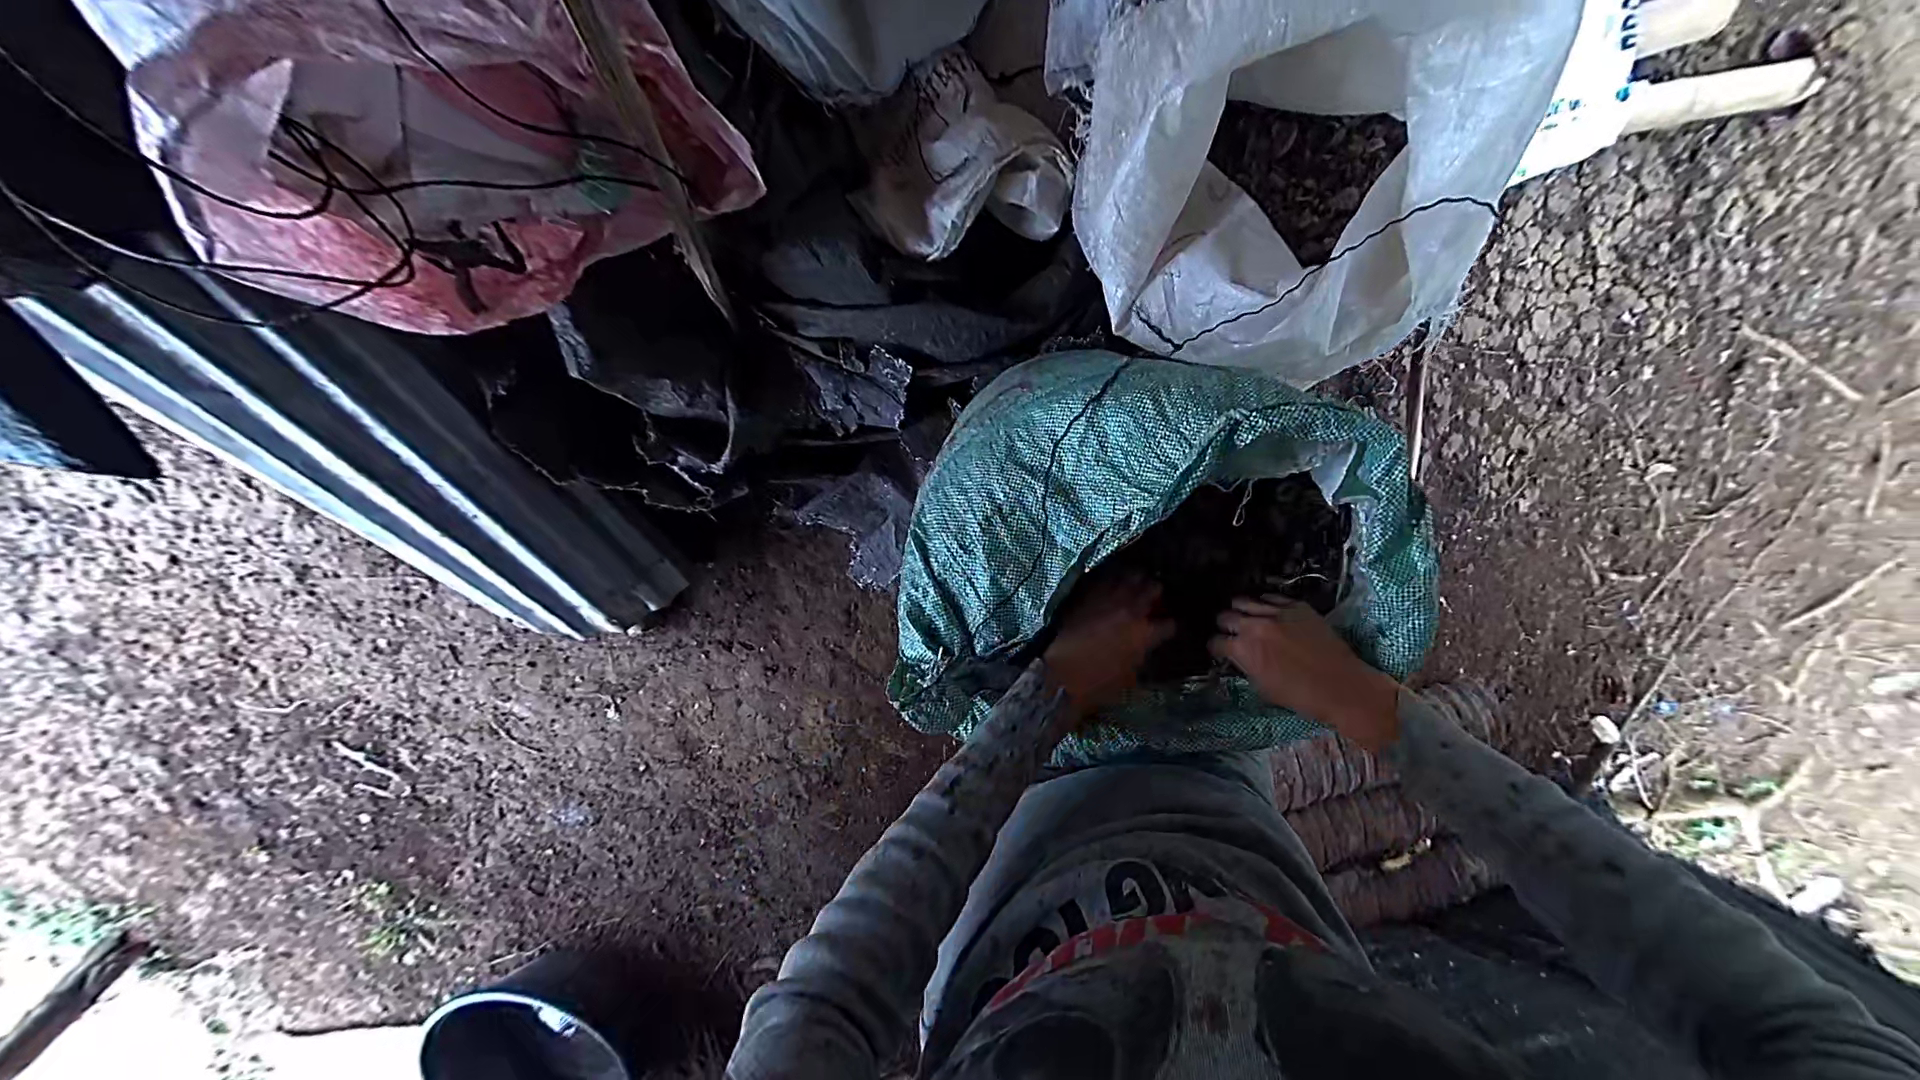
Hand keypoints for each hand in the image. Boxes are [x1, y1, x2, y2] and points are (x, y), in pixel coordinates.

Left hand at [1042, 574, 1174, 730]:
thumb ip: (1141, 656)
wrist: (1060, 672)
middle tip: (1154, 596)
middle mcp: (1131, 611)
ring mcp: (1109, 599)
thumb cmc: (1097, 683)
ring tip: (1137, 580)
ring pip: (1130, 576)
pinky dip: (1113, 579)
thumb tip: (1143, 648)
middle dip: (1156, 591)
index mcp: (1146, 634)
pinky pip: (1106, 579)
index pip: (1170, 623)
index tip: (1167, 627)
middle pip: (1153, 588)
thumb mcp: (1130, 677)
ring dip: (1136, 578)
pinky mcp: (1088, 595)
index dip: (1170, 625)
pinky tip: (1114, 581)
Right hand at [1209, 596, 1401, 751]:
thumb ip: (1244, 666)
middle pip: (1225, 616)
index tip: (1219, 652)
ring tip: (1246, 619)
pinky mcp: (1297, 606)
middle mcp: (1255, 625)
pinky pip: (1271, 597)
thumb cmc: (1300, 695)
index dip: (1215, 648)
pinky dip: (1264, 604)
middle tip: (1231, 634)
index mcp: (1243, 649)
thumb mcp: (1262, 687)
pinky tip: (1268, 613)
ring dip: (1241, 611)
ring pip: (1244, 600)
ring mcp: (1277, 612)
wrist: (1343, 687)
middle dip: (1224, 626)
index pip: (1215, 641)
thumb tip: (1236, 657)